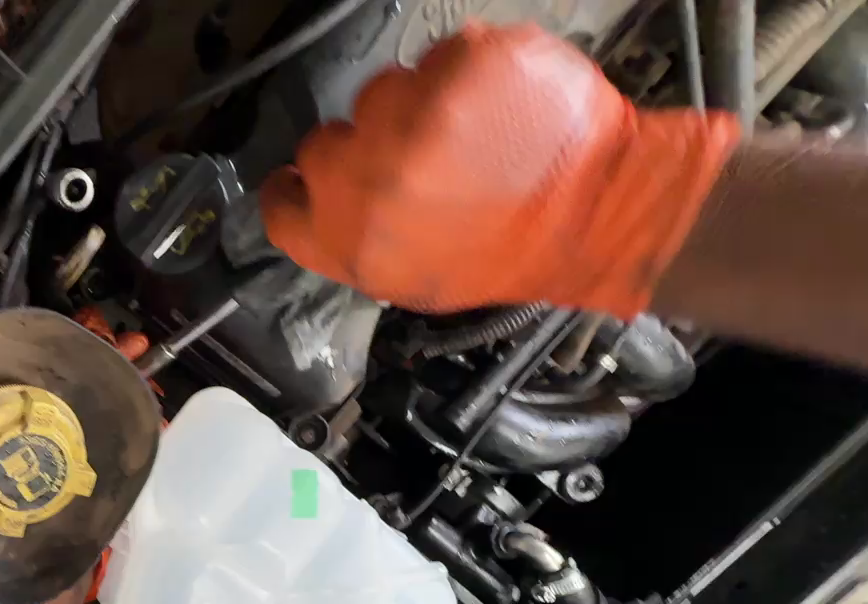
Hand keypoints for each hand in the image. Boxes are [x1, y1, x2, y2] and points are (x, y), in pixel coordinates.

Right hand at [260, 21, 740, 316]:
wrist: (588, 215)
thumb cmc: (493, 257)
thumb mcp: (397, 281)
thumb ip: (344, 241)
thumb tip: (322, 208)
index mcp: (340, 238)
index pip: (280, 202)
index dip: (290, 187)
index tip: (303, 180)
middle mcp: (360, 179)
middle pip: (321, 142)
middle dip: (357, 148)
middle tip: (404, 162)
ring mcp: (409, 118)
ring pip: (378, 92)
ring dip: (407, 108)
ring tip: (456, 136)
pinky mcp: (459, 69)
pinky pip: (439, 58)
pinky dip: (461, 77)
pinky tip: (488, 111)